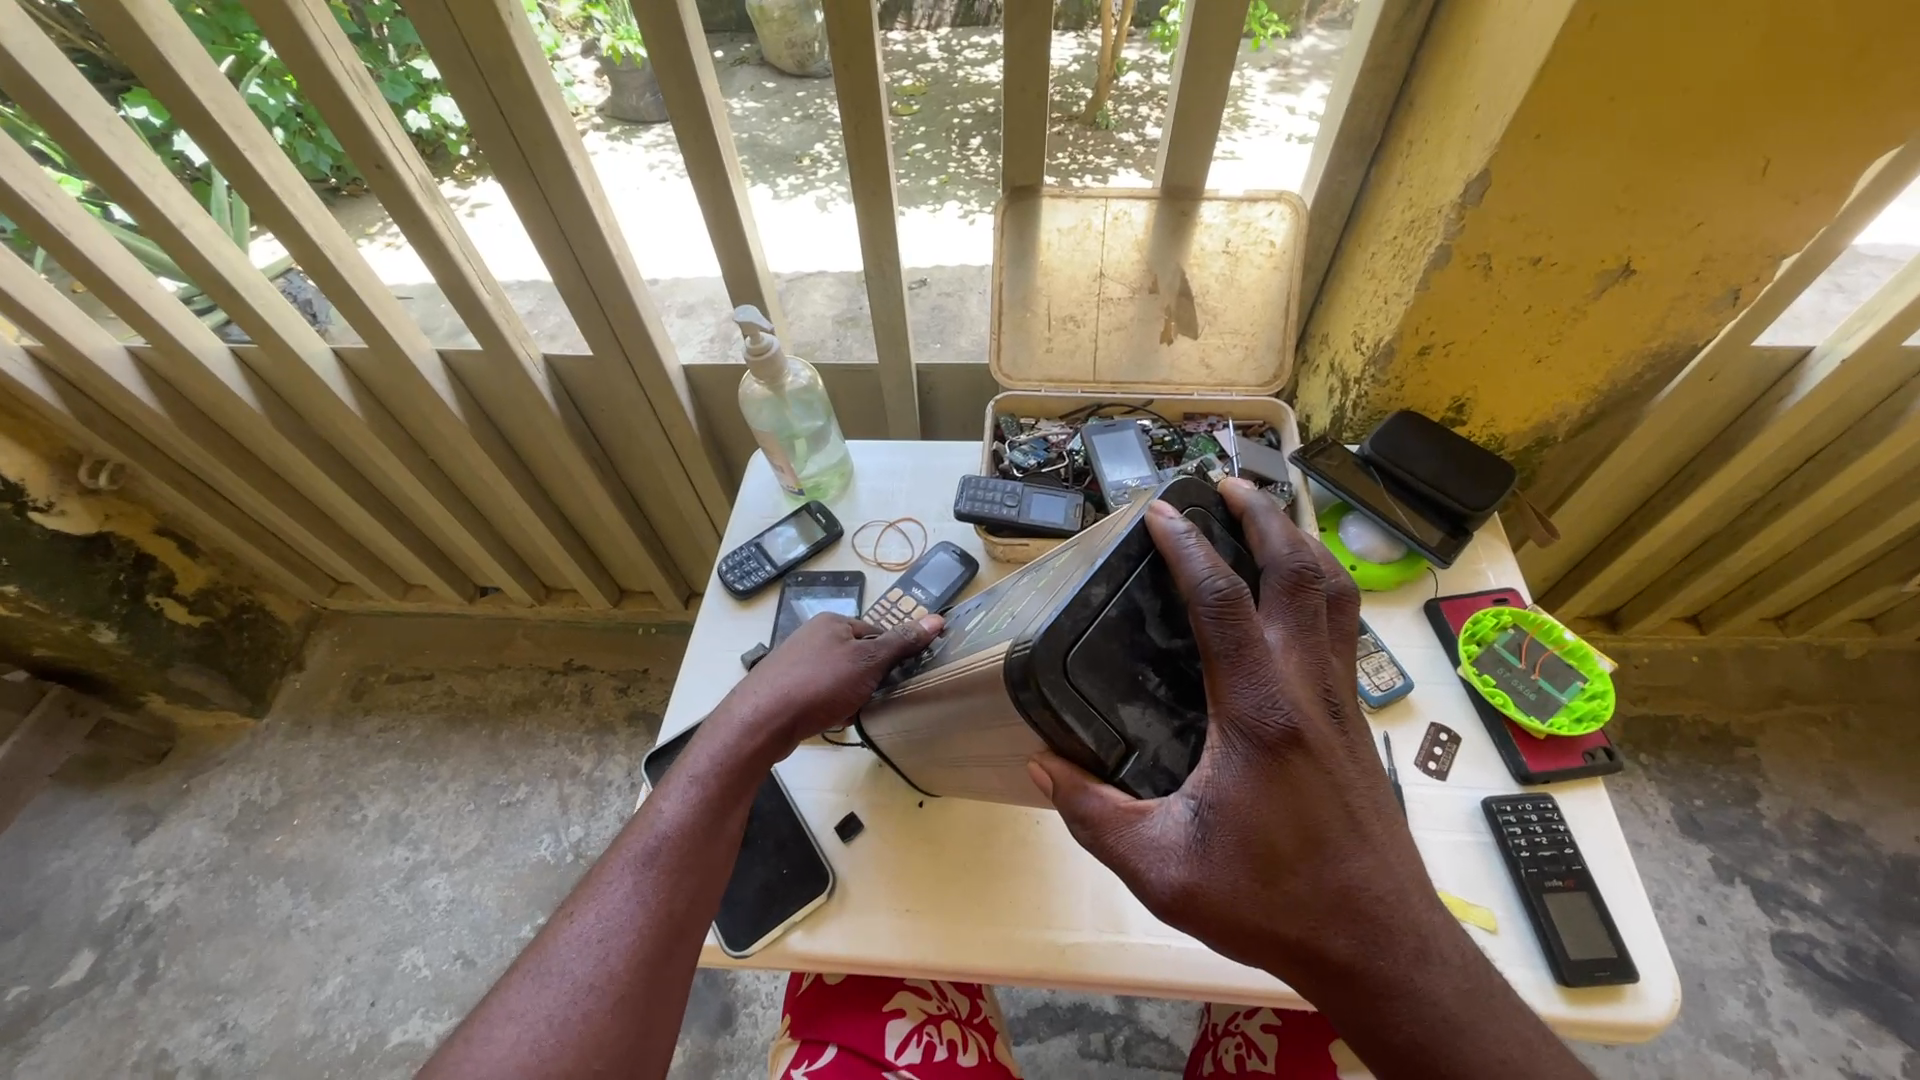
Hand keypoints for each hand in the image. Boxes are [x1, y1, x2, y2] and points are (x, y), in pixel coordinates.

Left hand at [717, 612, 943, 755]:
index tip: (898, 680)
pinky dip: (831, 706)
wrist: (763, 720)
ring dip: (851, 695)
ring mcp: (796, 662)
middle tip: (876, 699)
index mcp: (833, 622)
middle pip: (858, 656)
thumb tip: (936, 619)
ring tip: (853, 712)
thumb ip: (902, 642)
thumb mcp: (868, 661)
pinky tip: (832, 720)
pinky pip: (820, 694)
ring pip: (840, 678)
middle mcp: (812, 636)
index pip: (877, 633)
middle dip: (869, 680)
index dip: (891, 657)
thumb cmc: (820, 684)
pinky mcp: (785, 689)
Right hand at [1026, 479, 1454, 997]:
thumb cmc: (1274, 901)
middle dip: (1262, 515)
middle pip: (1297, 572)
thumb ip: (1093, 815)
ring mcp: (1339, 700)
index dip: (1187, 546)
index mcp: (1257, 710)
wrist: (1379, 944)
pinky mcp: (1353, 720)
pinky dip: (1318, 588)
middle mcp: (1305, 687)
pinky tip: (1293, 600)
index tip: (1157, 511)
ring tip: (1266, 519)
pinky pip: (1341, 628)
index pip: (1222, 601)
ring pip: (1333, 593)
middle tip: (1226, 484)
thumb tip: (1043, 769)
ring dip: (1300, 543)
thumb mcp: (1162, 868)